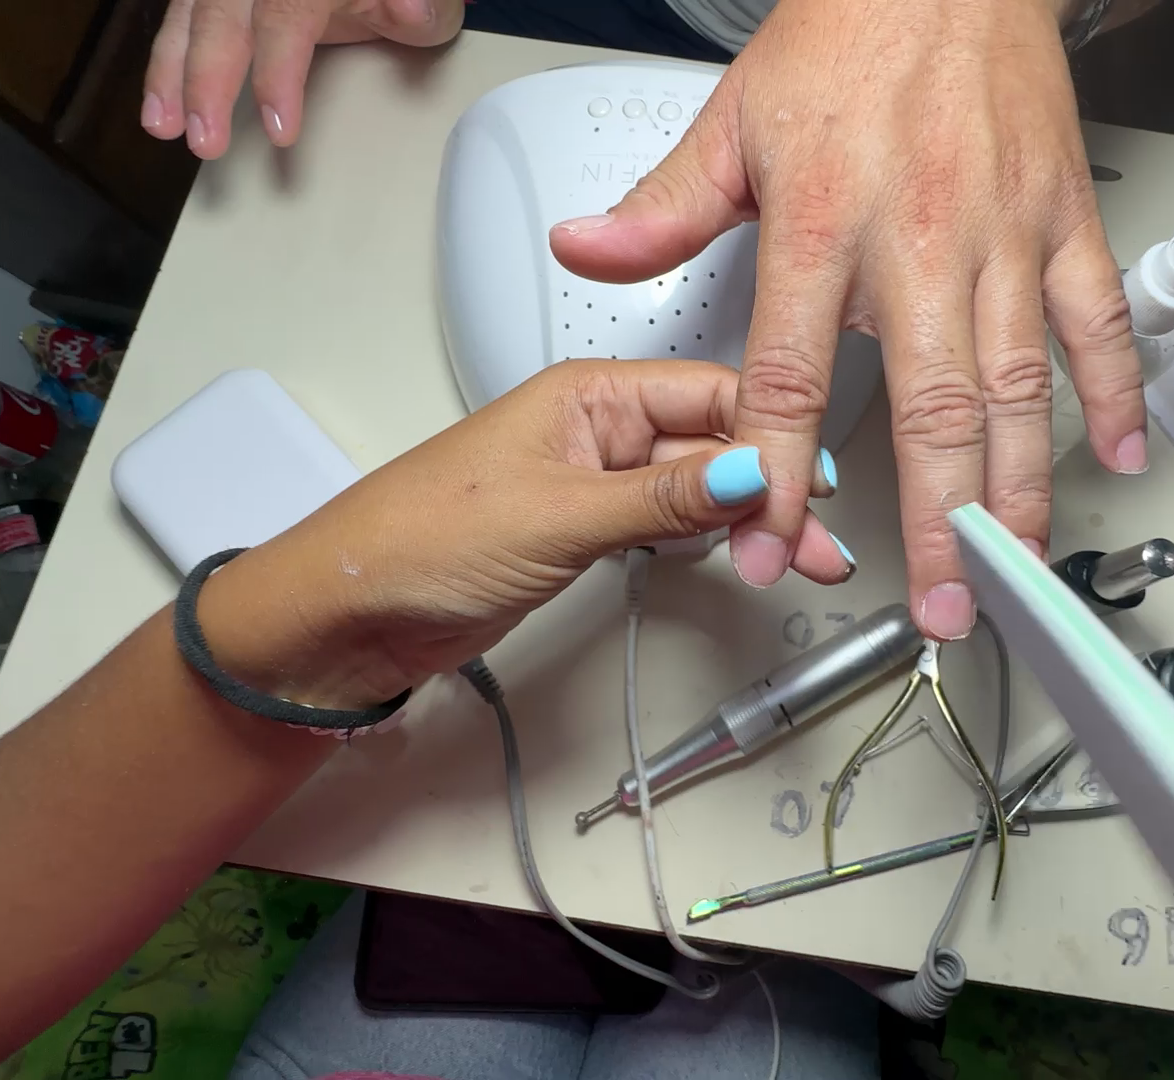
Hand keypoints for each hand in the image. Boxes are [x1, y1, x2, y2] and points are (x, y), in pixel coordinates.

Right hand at [141, 0, 464, 157]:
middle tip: (204, 140)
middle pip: (221, 15)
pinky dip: (172, 62)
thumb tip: (409, 5)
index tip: (278, 128)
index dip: (277, 71)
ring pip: (191, 16)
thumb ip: (416, 5)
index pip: (285, 16)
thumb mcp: (430, 4)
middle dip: (207, 79)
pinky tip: (161, 105)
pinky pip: (188, 21)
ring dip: (172, 72)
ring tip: (163, 127)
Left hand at [202, 361, 853, 707]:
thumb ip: (663, 498)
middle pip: (711, 447)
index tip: (813, 485)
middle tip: (819, 541)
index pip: (708, 396)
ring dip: (750, 521)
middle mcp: (601, 429)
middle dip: (772, 490)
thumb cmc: (421, 539)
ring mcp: (599, 482)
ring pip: (697, 491)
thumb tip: (751, 470)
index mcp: (589, 394)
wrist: (354, 615)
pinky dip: (710, 541)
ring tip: (804, 559)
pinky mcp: (593, 528)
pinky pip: (670, 525)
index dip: (769, 438)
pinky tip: (746, 551)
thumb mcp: (559, 514)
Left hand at [551, 0, 1144, 640]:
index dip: (775, 476)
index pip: (790, 383)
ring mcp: (1005, 239)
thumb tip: (588, 250)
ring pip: (1018, 389)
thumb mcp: (735, 121)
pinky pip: (1098, 321)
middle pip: (929, 415)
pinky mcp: (1064, 223)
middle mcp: (922, 246)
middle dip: (935, 526)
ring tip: (1016, 569)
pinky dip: (1115, 393)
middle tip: (936, 606)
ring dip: (1020, 491)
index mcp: (824, 230)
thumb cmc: (850, 38)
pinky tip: (1115, 460)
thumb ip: (662, 207)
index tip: (767, 545)